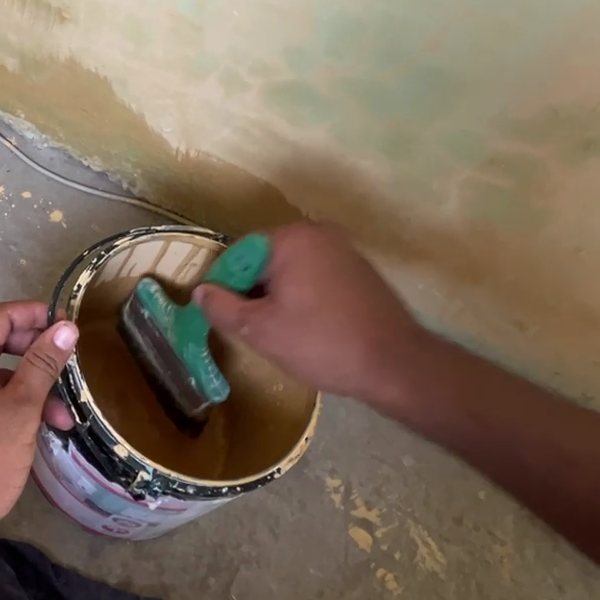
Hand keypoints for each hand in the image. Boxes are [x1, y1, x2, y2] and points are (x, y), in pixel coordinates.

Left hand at [0, 300, 77, 543]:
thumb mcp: (20, 410)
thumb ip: (42, 364)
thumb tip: (65, 327)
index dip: (35, 314)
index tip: (67, 324)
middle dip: (37, 353)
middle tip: (69, 362)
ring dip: (31, 387)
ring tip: (64, 416)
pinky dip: (15, 406)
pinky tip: (40, 429)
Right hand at [194, 221, 435, 404]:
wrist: (398, 366)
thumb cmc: (323, 343)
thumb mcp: (261, 330)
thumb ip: (222, 307)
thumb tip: (200, 291)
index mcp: (290, 237)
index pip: (238, 253)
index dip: (225, 285)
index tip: (224, 315)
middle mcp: (317, 232)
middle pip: (265, 258)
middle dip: (253, 290)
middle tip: (252, 327)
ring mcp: (343, 249)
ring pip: (291, 269)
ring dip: (278, 295)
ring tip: (281, 331)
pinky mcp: (360, 270)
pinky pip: (316, 275)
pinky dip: (304, 296)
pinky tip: (308, 327)